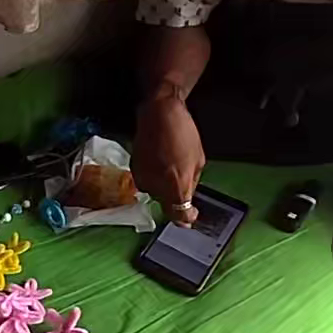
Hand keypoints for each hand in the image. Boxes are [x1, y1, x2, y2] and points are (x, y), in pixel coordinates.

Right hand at [133, 95, 203, 224]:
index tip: (190, 215)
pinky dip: (154, 176)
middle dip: (176, 198)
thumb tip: (187, 194)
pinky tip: (160, 160)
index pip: (180, 216)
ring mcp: (143, 180)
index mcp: (176, 187)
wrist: (159, 115)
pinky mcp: (134, 171)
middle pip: (167, 205)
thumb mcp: (199, 160)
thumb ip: (192, 182)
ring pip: (156, 193)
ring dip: (164, 185)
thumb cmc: (181, 133)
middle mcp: (157, 188)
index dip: (186, 218)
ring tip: (170, 164)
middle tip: (182, 179)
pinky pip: (147, 181)